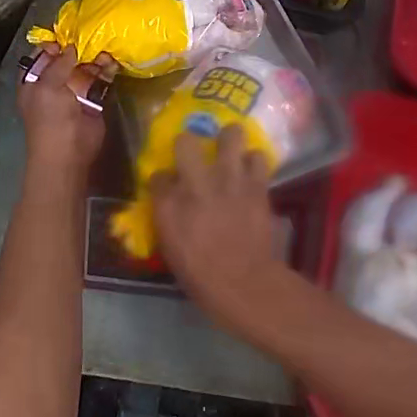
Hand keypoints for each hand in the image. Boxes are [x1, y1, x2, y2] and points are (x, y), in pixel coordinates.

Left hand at [17, 47, 109, 172]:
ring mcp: (75, 92)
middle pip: (67, 60)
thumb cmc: (50, 119)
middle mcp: (54, 84)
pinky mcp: (94, 100)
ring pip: (86, 69)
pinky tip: (114, 61)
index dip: (54, 44)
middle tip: (95, 35)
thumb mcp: (48, 87)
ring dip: (96, 58)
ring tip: (108, 47)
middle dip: (80, 49)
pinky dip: (107, 71)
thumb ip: (59, 64)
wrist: (69, 151)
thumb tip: (71, 46)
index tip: (71, 32)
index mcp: (34, 81)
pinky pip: (100, 81)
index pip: (41, 56)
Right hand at [150, 125, 285, 327]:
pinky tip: (252, 170)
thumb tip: (173, 199)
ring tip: (232, 146)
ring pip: (231, 136)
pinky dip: (254, 161)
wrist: (241, 280)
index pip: (158, 175)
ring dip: (231, 139)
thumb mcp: (170, 246)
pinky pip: (258, 157)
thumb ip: (169, 215)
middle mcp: (196, 184)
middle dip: (190, 142)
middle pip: (186, 142)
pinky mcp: (256, 184)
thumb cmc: (199, 274)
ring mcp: (229, 180)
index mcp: (168, 204)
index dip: (165, 178)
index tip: (171, 184)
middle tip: (199, 151)